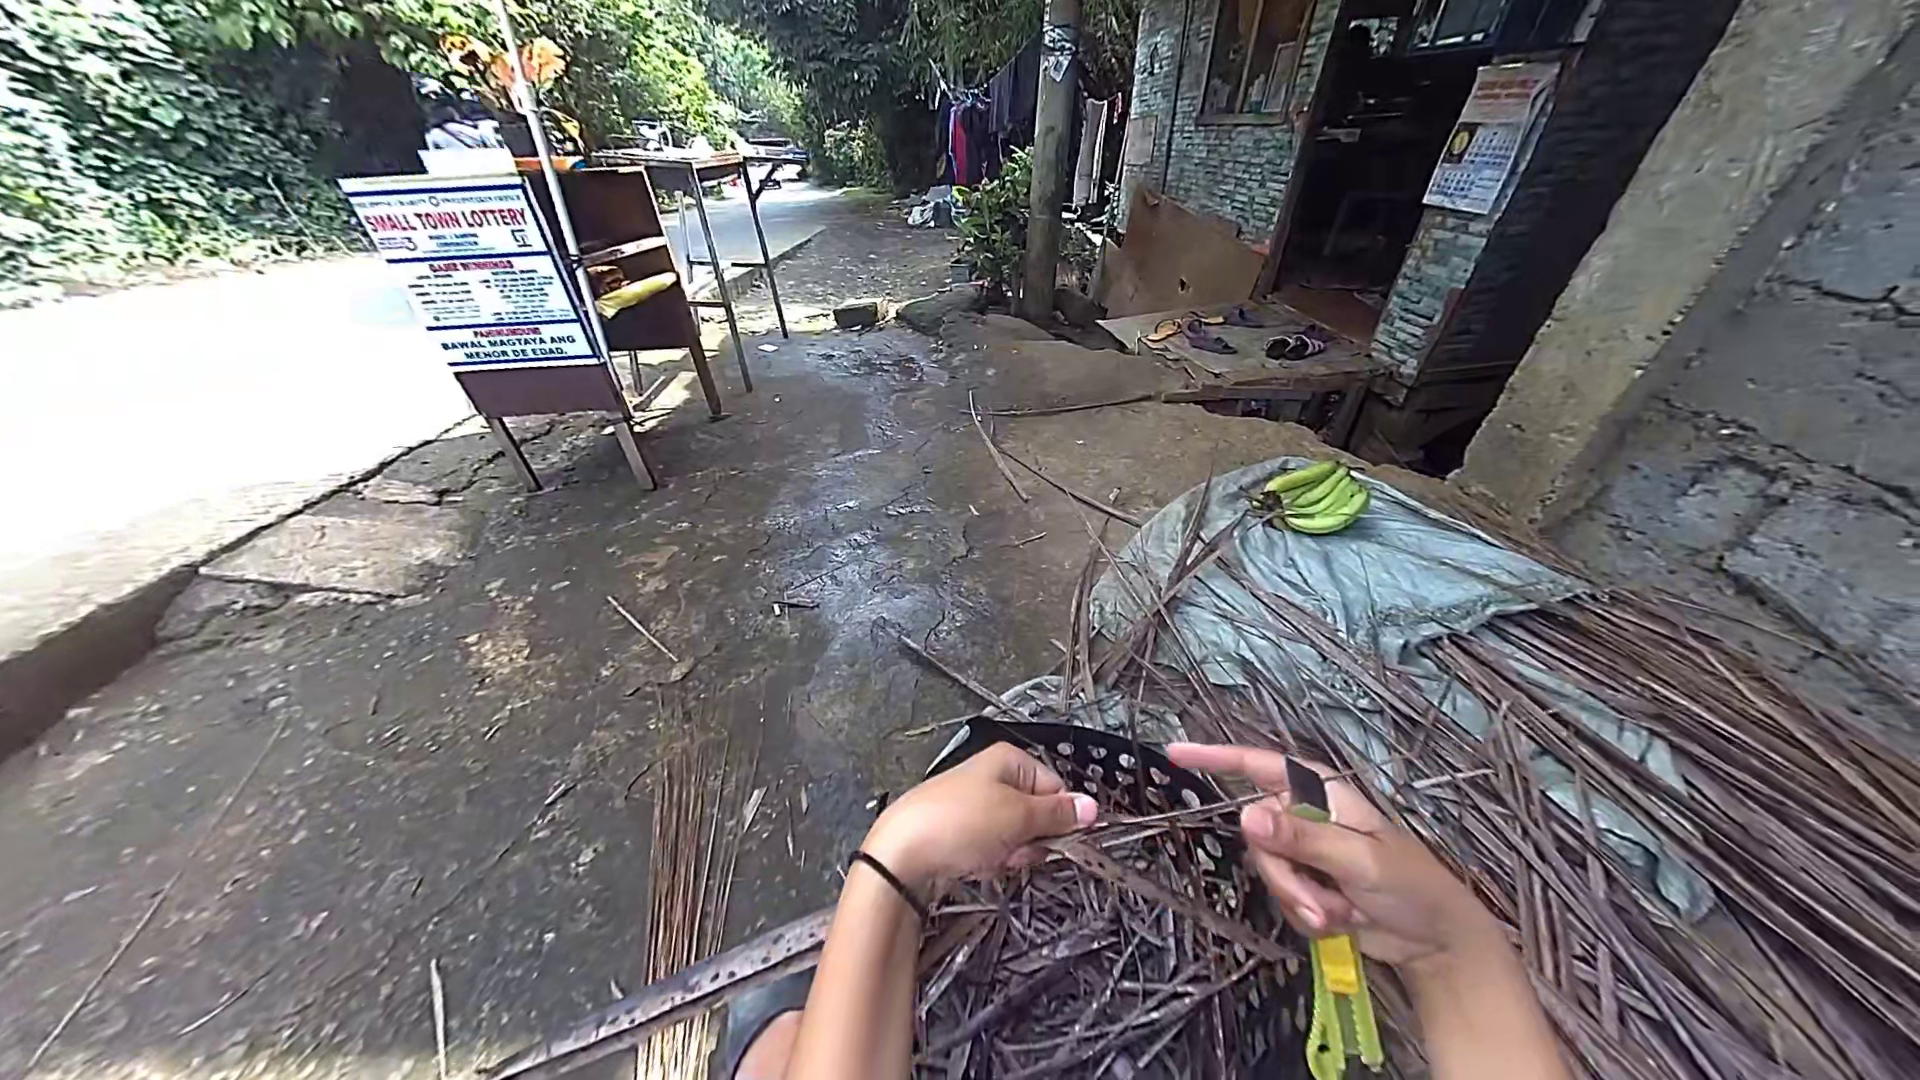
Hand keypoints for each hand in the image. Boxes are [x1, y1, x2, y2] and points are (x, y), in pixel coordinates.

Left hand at [862, 743, 1097, 896]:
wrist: (903, 851)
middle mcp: (993, 776)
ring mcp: (977, 804)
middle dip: (1031, 839)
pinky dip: (990, 860)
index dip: (1059, 817)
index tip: (1055, 838)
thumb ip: (1058, 815)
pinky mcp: (963, 830)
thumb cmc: (960, 822)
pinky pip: (994, 847)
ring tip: (990, 855)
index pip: (1056, 787)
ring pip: (1016, 835)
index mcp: (1009, 761)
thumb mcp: (1019, 818)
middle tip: (1014, 846)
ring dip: (1011, 853)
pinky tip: (975, 863)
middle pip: (1036, 813)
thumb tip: (1092, 807)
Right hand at [1166, 742, 1502, 974]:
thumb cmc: (1410, 883)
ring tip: (1336, 912)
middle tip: (1319, 902)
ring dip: (1298, 898)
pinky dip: (1305, 912)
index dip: (1213, 756)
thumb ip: (1300, 838)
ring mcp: (1299, 847)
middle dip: (1285, 874)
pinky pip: (1278, 892)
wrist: (1438, 943)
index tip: (1176, 752)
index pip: (1254, 764)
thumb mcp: (1357, 858)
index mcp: (1316, 790)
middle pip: (1257, 832)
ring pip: (1266, 867)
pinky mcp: (1301, 879)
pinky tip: (1337, 917)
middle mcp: (1300, 813)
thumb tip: (1246, 816)